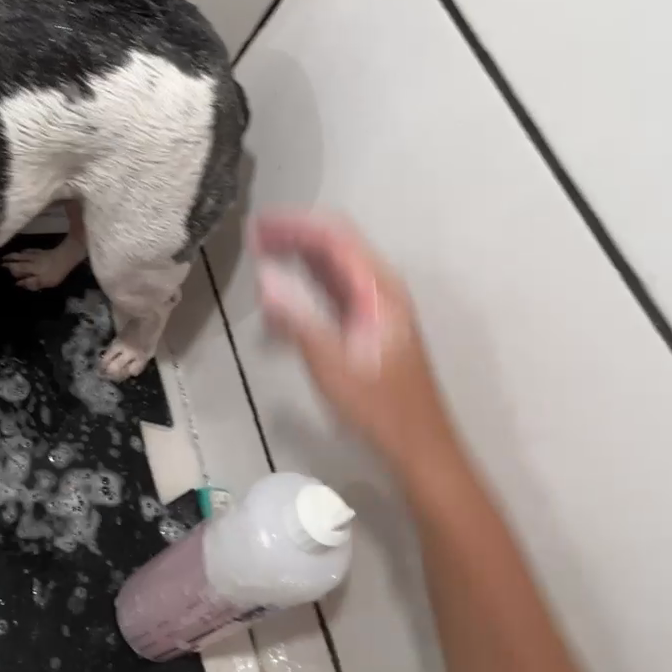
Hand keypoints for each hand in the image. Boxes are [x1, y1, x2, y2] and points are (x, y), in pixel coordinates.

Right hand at [252, 210, 456, 475]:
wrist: (419, 447)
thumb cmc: (380, 407)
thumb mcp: (333, 363)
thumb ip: (296, 319)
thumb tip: (263, 280)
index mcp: (377, 289)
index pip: (334, 238)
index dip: (295, 225)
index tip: (258, 224)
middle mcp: (377, 289)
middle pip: (332, 245)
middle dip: (292, 236)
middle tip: (252, 237)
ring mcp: (372, 307)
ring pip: (329, 267)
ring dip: (295, 257)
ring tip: (259, 254)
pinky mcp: (363, 325)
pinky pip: (329, 291)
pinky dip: (302, 285)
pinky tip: (276, 297)